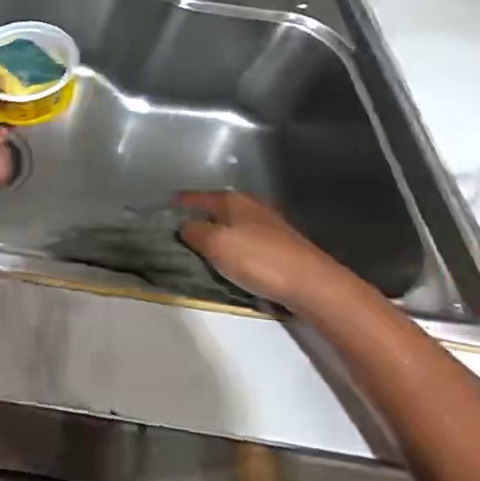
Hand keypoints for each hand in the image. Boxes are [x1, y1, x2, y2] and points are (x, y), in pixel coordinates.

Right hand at [176, 191, 341, 304]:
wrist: (311, 284)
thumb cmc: (257, 258)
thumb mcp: (215, 244)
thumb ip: (194, 232)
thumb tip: (184, 225)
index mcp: (233, 200)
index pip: (199, 197)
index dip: (182, 202)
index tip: (167, 207)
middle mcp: (251, 206)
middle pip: (217, 208)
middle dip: (200, 217)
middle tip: (182, 231)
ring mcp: (269, 224)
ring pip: (234, 224)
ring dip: (219, 233)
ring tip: (204, 248)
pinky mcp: (281, 244)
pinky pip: (247, 240)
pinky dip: (236, 245)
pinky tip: (233, 259)